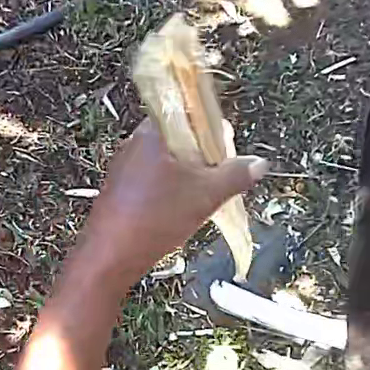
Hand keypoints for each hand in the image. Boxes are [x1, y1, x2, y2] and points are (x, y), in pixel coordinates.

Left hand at [79, 120, 267, 279]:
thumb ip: (235, 175)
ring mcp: (124, 165)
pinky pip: (152, 180)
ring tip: (202, 201)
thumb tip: (259, 163)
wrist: (109, 256)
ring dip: (188, 177)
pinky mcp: (118, 188)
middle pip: (180, 139)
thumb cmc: (157, 217)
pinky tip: (177, 213)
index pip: (191, 113)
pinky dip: (169, 191)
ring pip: (167, 162)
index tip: (228, 154)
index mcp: (155, 131)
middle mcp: (136, 142)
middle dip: (204, 158)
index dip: (214, 131)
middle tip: (220, 181)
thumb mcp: (207, 195)